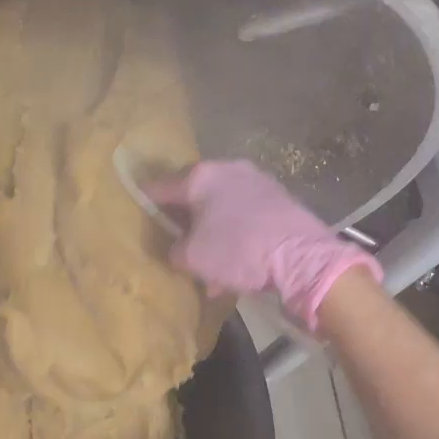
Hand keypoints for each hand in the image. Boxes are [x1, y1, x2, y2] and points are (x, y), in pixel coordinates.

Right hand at [146, 160, 381, 332]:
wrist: (302, 256)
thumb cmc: (238, 250)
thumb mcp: (193, 257)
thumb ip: (175, 249)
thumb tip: (177, 248)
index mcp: (202, 176)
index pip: (163, 186)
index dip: (147, 199)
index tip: (137, 205)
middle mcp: (230, 170)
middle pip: (197, 195)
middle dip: (187, 220)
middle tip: (176, 241)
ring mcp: (259, 183)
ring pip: (224, 209)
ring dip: (214, 234)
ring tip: (210, 269)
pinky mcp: (281, 200)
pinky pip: (247, 218)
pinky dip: (238, 238)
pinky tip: (238, 268)